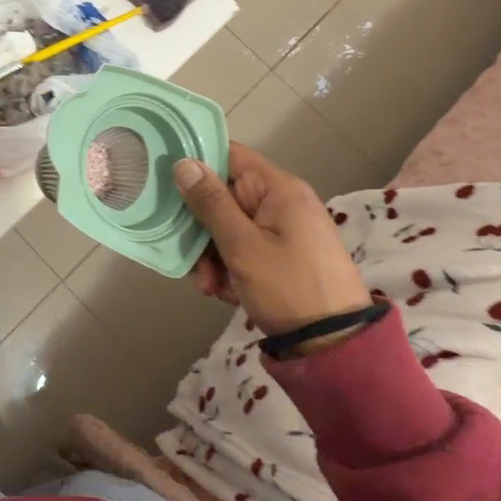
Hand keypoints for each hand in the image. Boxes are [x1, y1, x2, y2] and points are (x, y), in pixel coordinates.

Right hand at [175, 143, 372, 349]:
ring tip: (209, 287)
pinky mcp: (281, 254)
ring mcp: (282, 229)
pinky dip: (228, 267)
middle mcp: (280, 202)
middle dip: (200, 228)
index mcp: (278, 189)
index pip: (229, 155)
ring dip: (211, 255)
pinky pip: (242, 247)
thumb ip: (211, 203)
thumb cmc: (289, 288)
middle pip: (223, 196)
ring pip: (227, 226)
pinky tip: (226, 293)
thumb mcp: (242, 246)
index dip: (195, 164)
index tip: (165, 182)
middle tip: (190, 261)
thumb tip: (183, 162)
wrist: (336, 345)